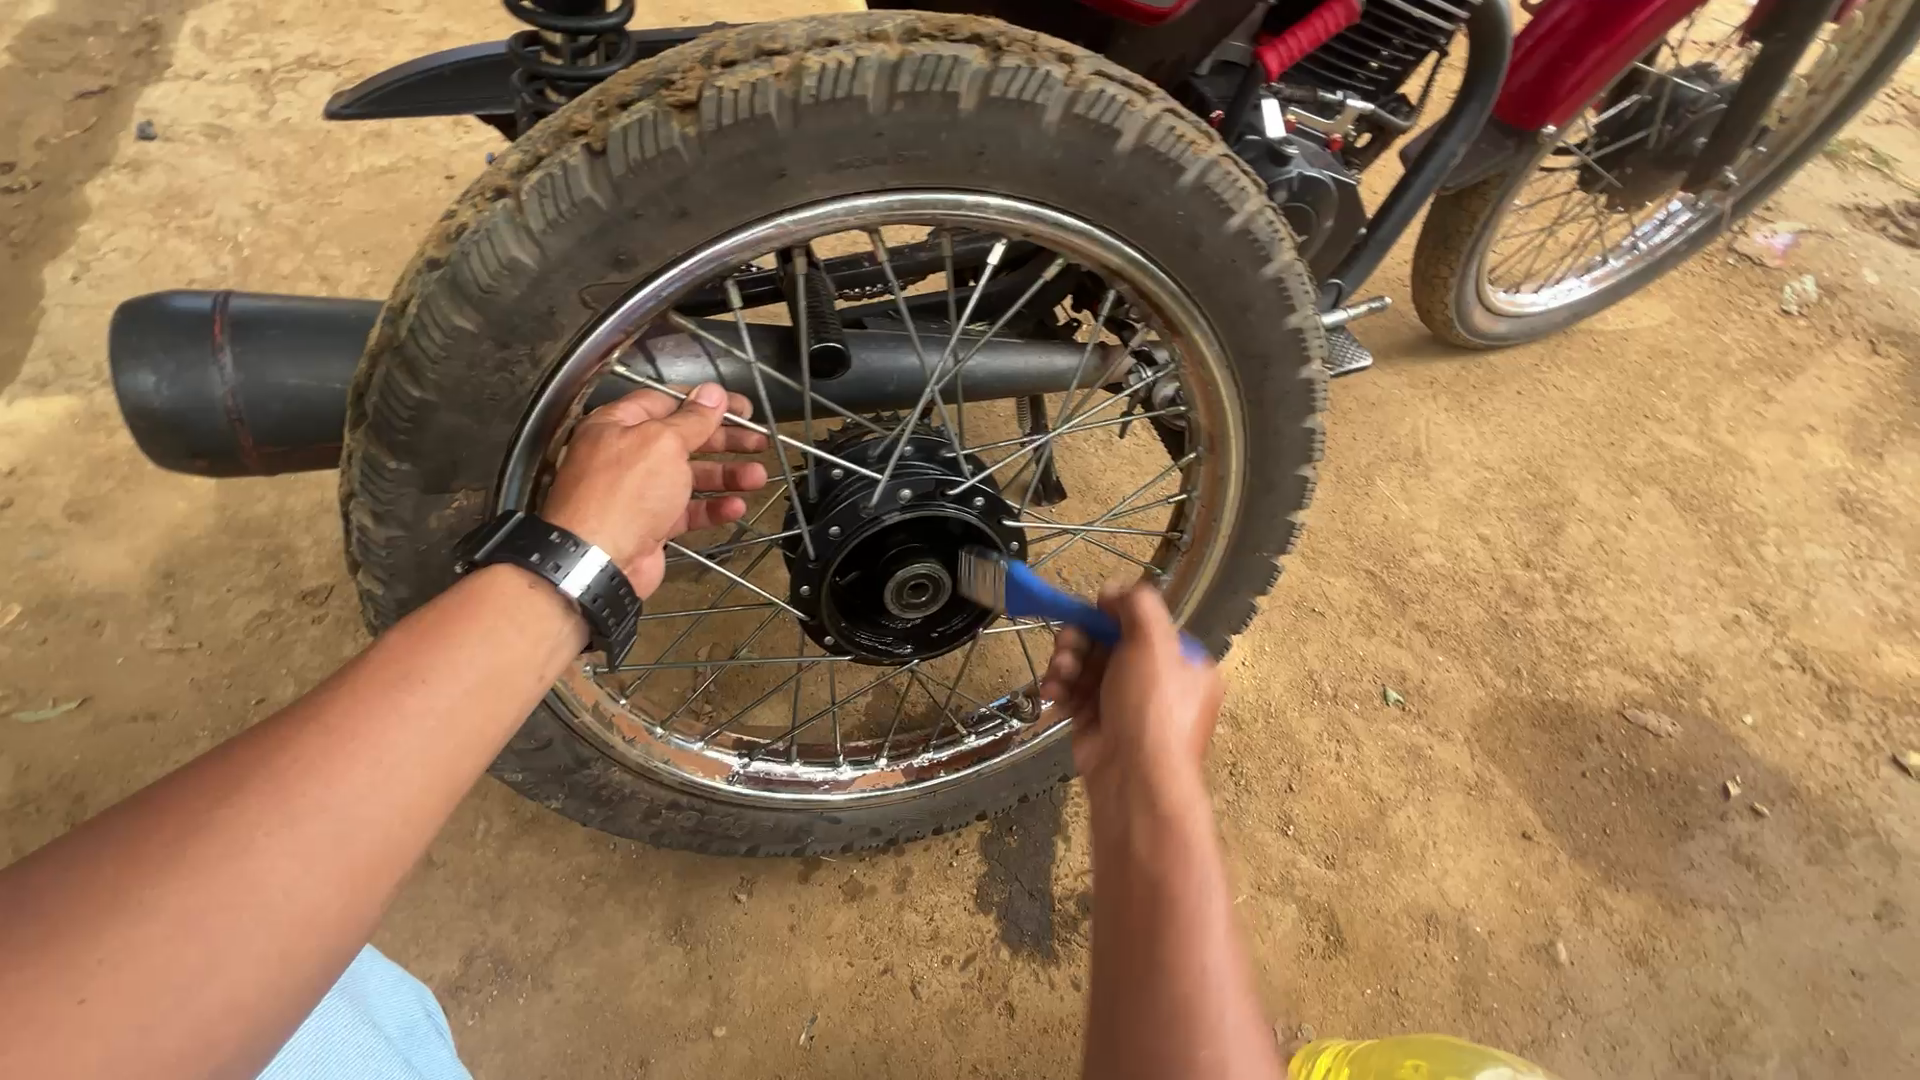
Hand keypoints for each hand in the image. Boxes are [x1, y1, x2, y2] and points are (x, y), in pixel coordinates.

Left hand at [542, 383, 768, 597]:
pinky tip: (736, 507)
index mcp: (618, 425)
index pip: (667, 402)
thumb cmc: (623, 493)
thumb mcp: (663, 443)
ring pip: (690, 477)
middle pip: (684, 440)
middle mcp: (627, 455)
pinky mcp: (652, 524)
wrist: (599, 561)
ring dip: (726, 476)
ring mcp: (639, 492)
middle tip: (757, 441)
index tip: (739, 408)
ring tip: (757, 477)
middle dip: (724, 441)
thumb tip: (712, 393)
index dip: (705, 403)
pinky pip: (688, 511)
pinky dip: (713, 508)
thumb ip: (692, 419)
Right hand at [1039, 583, 1222, 797]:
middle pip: (1109, 642)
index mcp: (1182, 662)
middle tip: (1067, 644)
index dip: (1114, 614)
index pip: (1144, 625)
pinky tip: (1054, 692)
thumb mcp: (1154, 644)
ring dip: (1067, 662)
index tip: (1092, 609)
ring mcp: (1124, 704)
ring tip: (1059, 673)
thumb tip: (1115, 591)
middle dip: (1081, 639)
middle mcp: (1155, 682)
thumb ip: (1138, 605)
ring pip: (1086, 665)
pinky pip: (1074, 691)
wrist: (1134, 780)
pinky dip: (1061, 687)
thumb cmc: (1152, 708)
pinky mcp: (1096, 721)